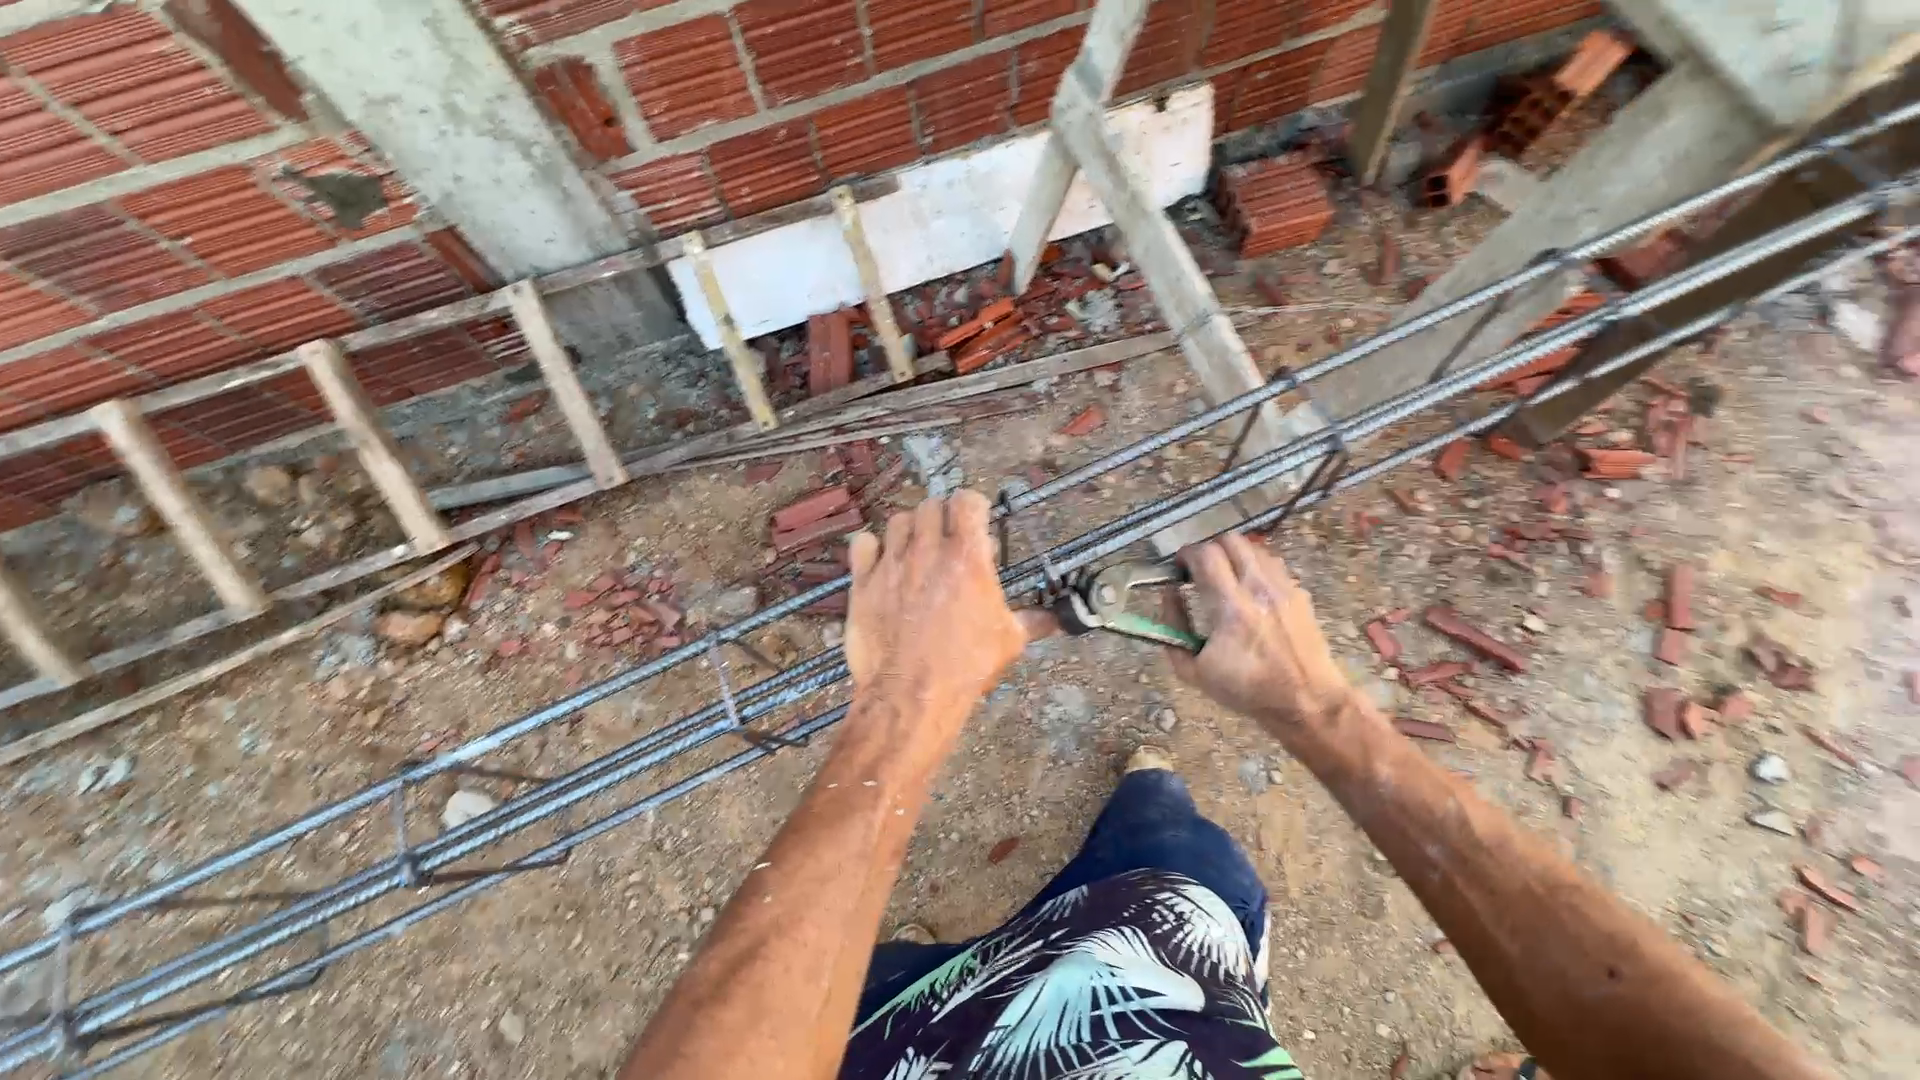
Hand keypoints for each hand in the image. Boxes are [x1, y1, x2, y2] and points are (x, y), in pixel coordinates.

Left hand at [845, 492, 1048, 711]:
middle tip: (947, 538)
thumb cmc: (966, 666)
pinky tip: (880, 562)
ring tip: (915, 549)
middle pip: (931, 505)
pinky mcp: (863, 582)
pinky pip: (862, 544)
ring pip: (898, 520)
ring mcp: (892, 564)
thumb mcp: (1008, 641)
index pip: (967, 502)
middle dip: (942, 516)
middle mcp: (928, 551)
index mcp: (967, 557)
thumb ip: (1031, 621)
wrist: (912, 692)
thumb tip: (1056, 619)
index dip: (972, 506)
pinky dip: (871, 547)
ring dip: (910, 529)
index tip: (975, 521)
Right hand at [1169, 534, 1351, 730]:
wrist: (1307, 701)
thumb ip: (1172, 629)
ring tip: (1225, 576)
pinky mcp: (1299, 593)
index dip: (1186, 554)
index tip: (1178, 567)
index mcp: (1231, 609)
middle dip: (1209, 548)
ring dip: (1233, 555)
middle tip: (1199, 568)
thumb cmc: (1247, 690)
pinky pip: (1273, 564)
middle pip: (1231, 540)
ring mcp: (1283, 588)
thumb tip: (1168, 594)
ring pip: (1254, 548)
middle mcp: (1259, 590)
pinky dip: (1255, 567)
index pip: (1205, 555)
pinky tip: (1250, 588)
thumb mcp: (1193, 672)